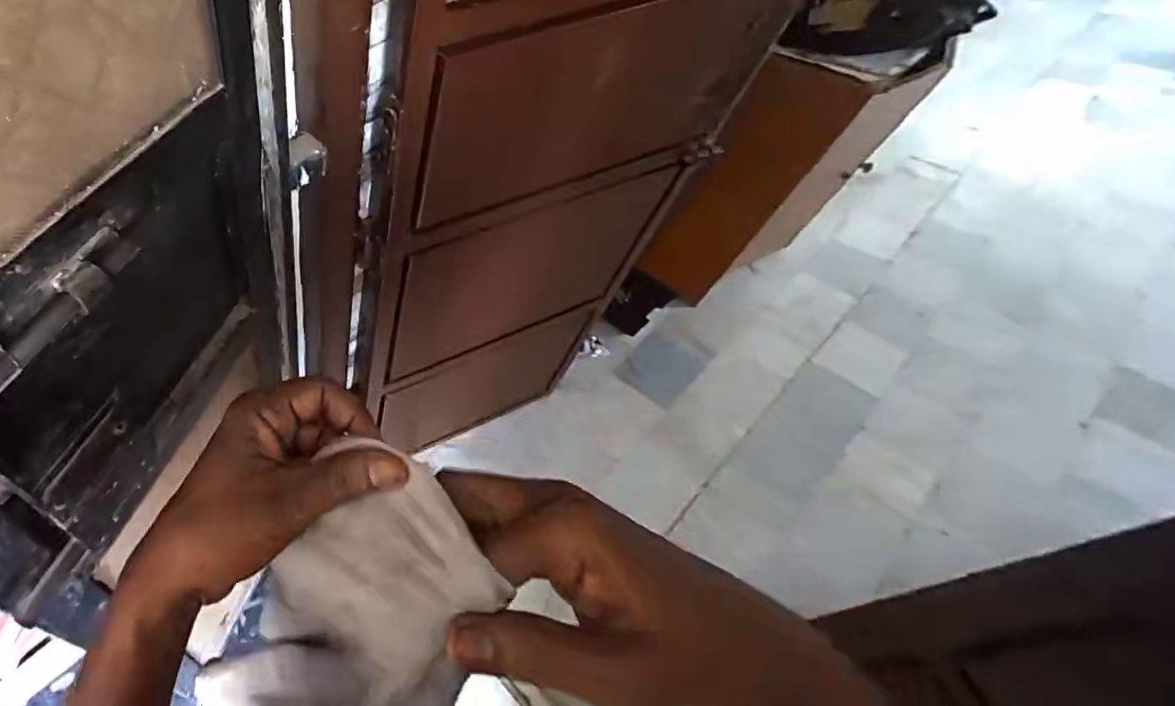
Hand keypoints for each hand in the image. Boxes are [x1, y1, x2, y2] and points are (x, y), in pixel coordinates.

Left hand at [119, 378, 410, 608]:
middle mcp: (263, 421)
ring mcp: (264, 449)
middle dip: (350, 444)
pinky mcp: (266, 475)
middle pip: (322, 416)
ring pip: (317, 444)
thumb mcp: (290, 500)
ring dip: (341, 466)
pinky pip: (307, 467)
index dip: (353, 416)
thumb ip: (344, 478)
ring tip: (367, 495)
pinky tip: (346, 505)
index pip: (321, 392)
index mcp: (261, 411)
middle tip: (378, 480)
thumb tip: (397, 465)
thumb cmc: (226, 525)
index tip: (377, 454)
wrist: (178, 570)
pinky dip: (327, 482)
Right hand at [437, 472, 880, 705]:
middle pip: (470, 496)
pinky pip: (510, 529)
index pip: (473, 541)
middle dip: (431, 524)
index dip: (437, 569)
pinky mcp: (576, 536)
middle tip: (392, 562)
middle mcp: (556, 501)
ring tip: (414, 574)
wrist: (783, 674)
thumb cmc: (706, 673)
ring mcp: (566, 514)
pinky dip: (481, 550)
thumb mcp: (619, 679)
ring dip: (452, 538)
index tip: (398, 594)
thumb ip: (529, 650)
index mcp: (563, 523)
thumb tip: (448, 631)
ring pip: (486, 510)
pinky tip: (461, 582)